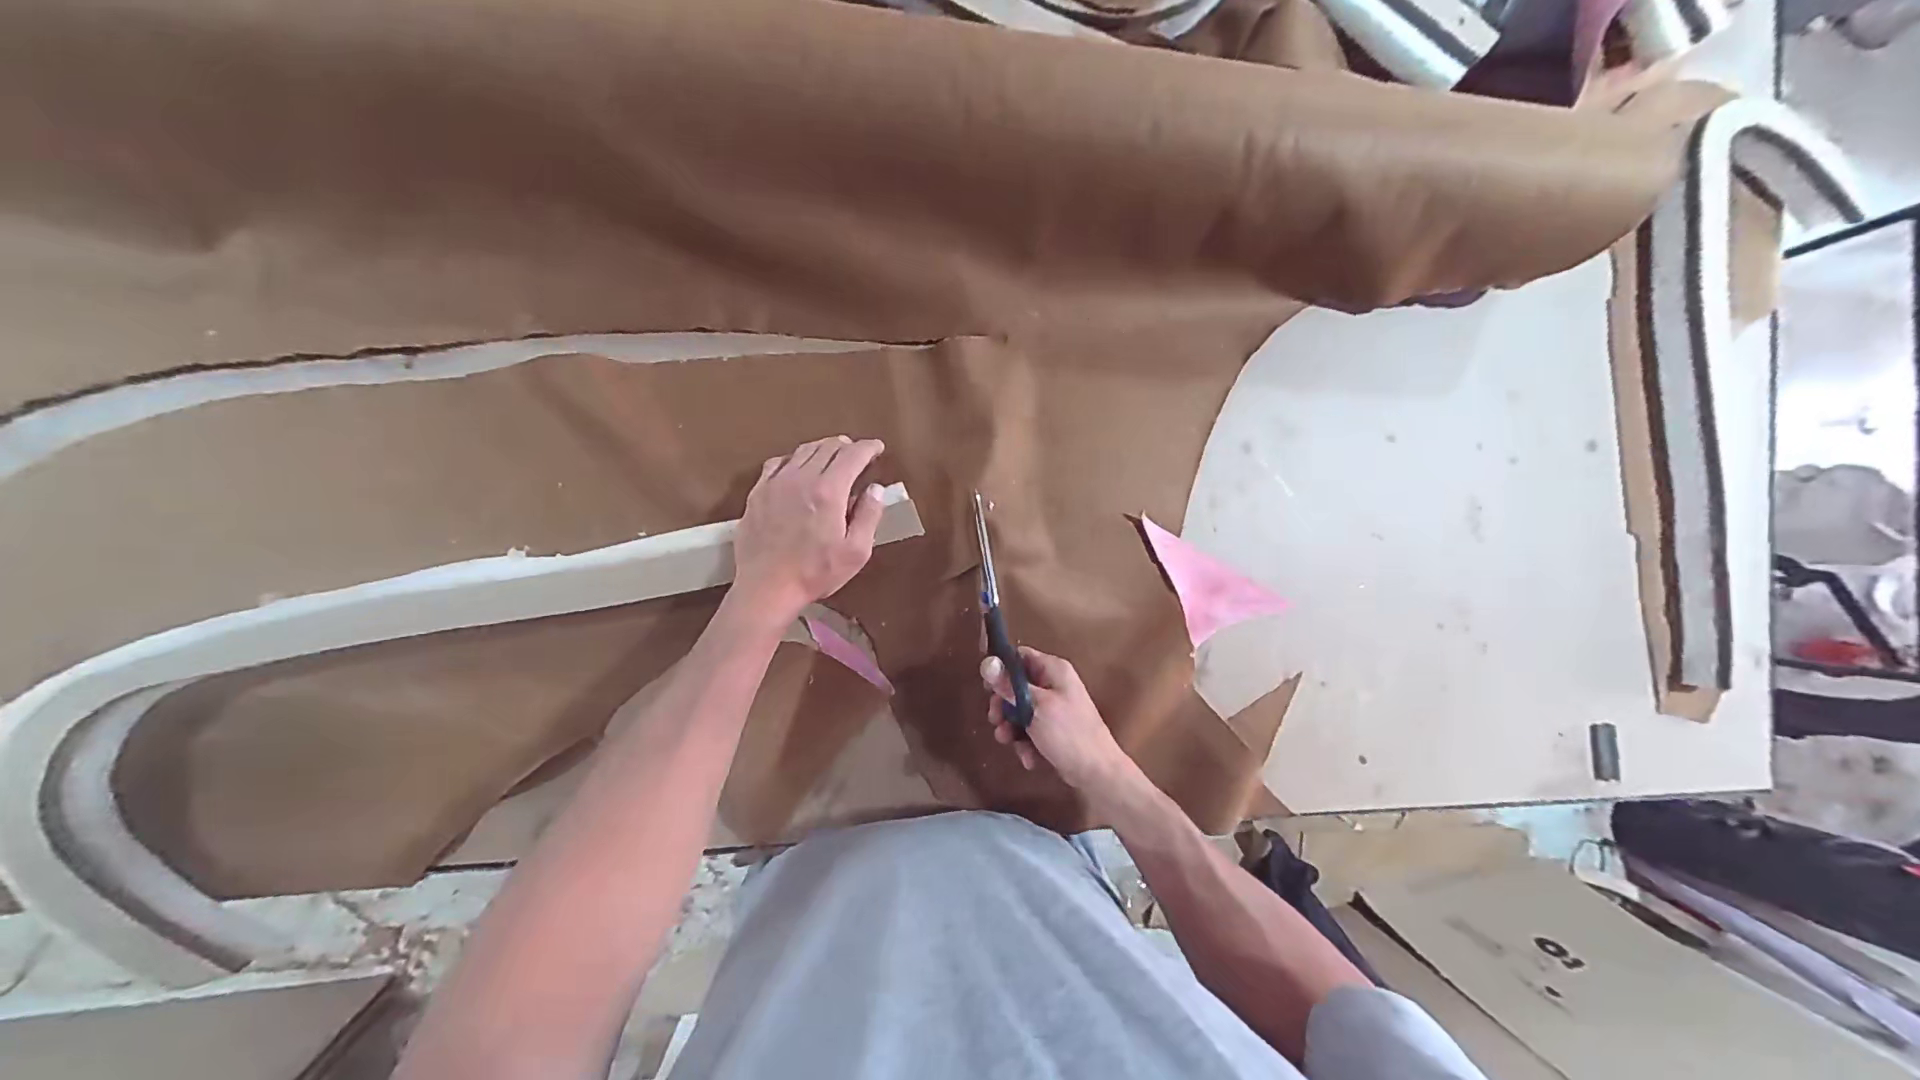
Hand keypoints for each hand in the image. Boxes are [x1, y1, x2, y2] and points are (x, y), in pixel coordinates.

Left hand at [731, 435, 886, 621]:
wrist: (767, 588)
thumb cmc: (814, 573)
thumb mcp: (856, 552)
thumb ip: (869, 516)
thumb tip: (875, 490)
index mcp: (829, 491)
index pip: (853, 455)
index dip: (868, 448)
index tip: (877, 448)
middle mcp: (801, 479)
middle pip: (827, 447)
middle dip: (847, 446)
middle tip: (856, 452)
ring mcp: (776, 484)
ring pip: (802, 451)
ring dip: (821, 448)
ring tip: (832, 454)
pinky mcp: (758, 493)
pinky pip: (777, 463)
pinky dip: (793, 459)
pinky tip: (797, 467)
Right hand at [980, 646, 1144, 807]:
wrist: (1097, 773)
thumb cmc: (1068, 733)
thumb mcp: (1035, 707)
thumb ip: (1009, 685)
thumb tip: (987, 662)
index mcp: (1054, 670)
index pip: (1020, 656)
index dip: (1001, 670)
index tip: (988, 688)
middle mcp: (1054, 684)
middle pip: (1016, 686)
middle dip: (1003, 706)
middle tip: (995, 720)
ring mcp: (1054, 708)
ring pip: (1020, 710)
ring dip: (1011, 728)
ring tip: (1010, 742)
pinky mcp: (1053, 729)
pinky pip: (1030, 729)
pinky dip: (1026, 742)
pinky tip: (1029, 756)